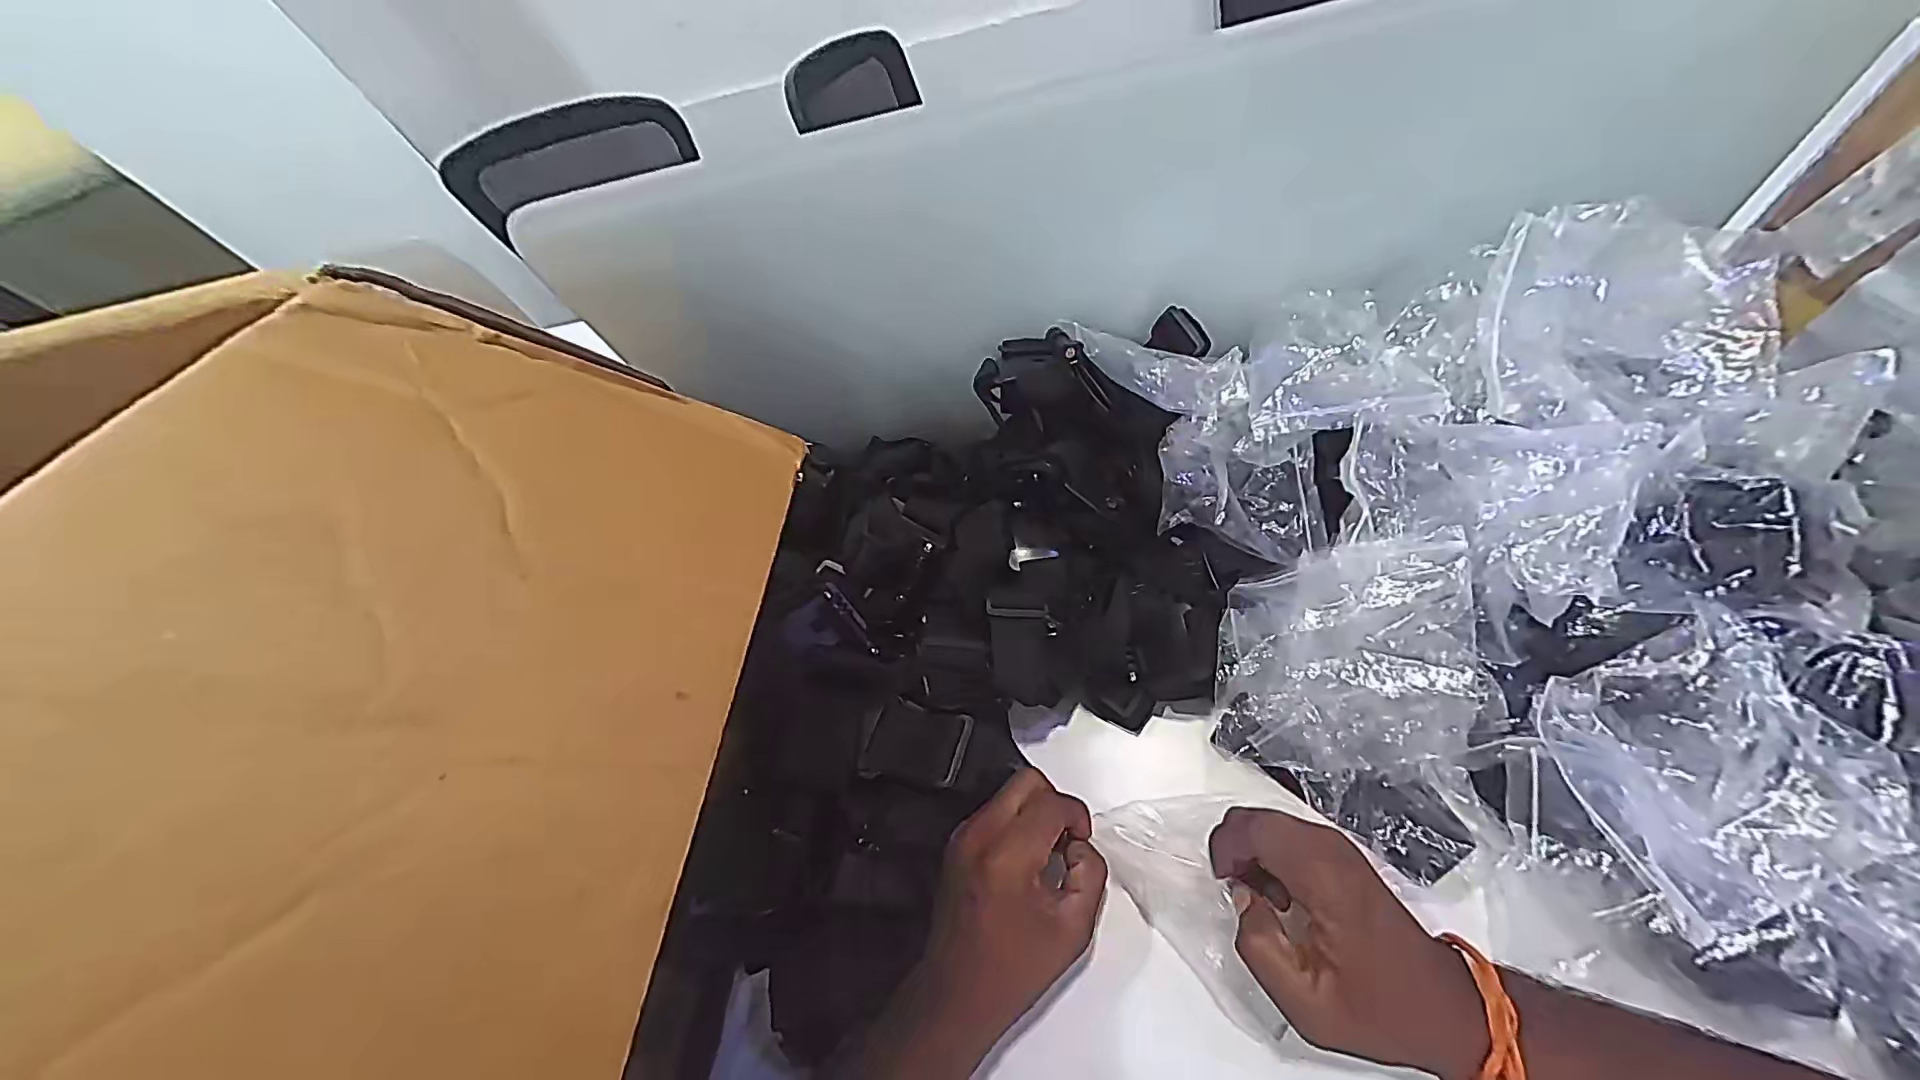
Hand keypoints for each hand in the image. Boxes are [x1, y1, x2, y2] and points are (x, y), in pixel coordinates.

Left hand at [833, 770, 1106, 1079]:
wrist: (957, 991)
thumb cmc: (1008, 971)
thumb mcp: (1073, 930)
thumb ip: (1091, 875)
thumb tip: (1082, 846)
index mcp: (1006, 855)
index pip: (1051, 803)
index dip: (1077, 816)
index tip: (1082, 839)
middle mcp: (979, 836)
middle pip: (1027, 781)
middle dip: (1055, 803)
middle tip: (1066, 838)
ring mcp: (963, 837)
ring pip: (1009, 793)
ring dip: (1035, 813)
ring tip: (1045, 857)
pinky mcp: (956, 843)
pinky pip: (994, 812)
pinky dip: (1016, 824)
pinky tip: (1025, 863)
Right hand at [1208, 807, 1487, 1079]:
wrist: (1445, 1008)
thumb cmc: (1383, 1008)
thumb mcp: (1305, 1002)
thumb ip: (1256, 945)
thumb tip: (1242, 899)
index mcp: (1322, 876)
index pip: (1252, 828)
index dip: (1225, 849)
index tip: (1227, 883)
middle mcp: (1330, 849)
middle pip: (1256, 818)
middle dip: (1234, 849)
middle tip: (1239, 891)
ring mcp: (1338, 847)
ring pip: (1268, 822)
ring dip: (1252, 854)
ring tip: (1265, 901)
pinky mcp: (1341, 853)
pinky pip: (1287, 834)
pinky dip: (1271, 856)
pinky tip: (1283, 895)